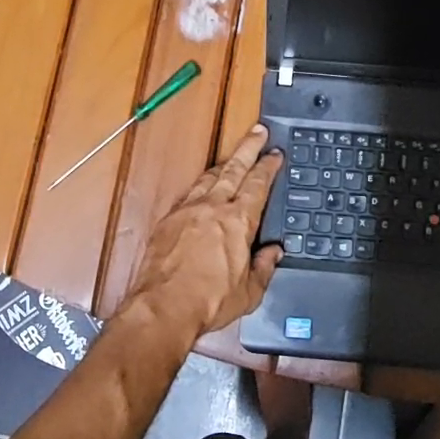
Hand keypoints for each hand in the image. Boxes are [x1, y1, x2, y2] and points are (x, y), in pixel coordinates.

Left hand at [121, 124, 284, 338]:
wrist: (164, 307)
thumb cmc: (208, 301)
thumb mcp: (250, 291)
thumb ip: (264, 267)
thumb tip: (274, 252)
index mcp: (239, 221)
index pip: (259, 184)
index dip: (269, 166)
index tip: (275, 153)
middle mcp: (214, 208)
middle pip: (235, 168)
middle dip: (249, 148)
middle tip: (258, 131)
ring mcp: (188, 211)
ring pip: (210, 177)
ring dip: (225, 164)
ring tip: (233, 156)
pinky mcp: (169, 220)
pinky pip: (190, 193)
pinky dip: (201, 185)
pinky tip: (203, 186)